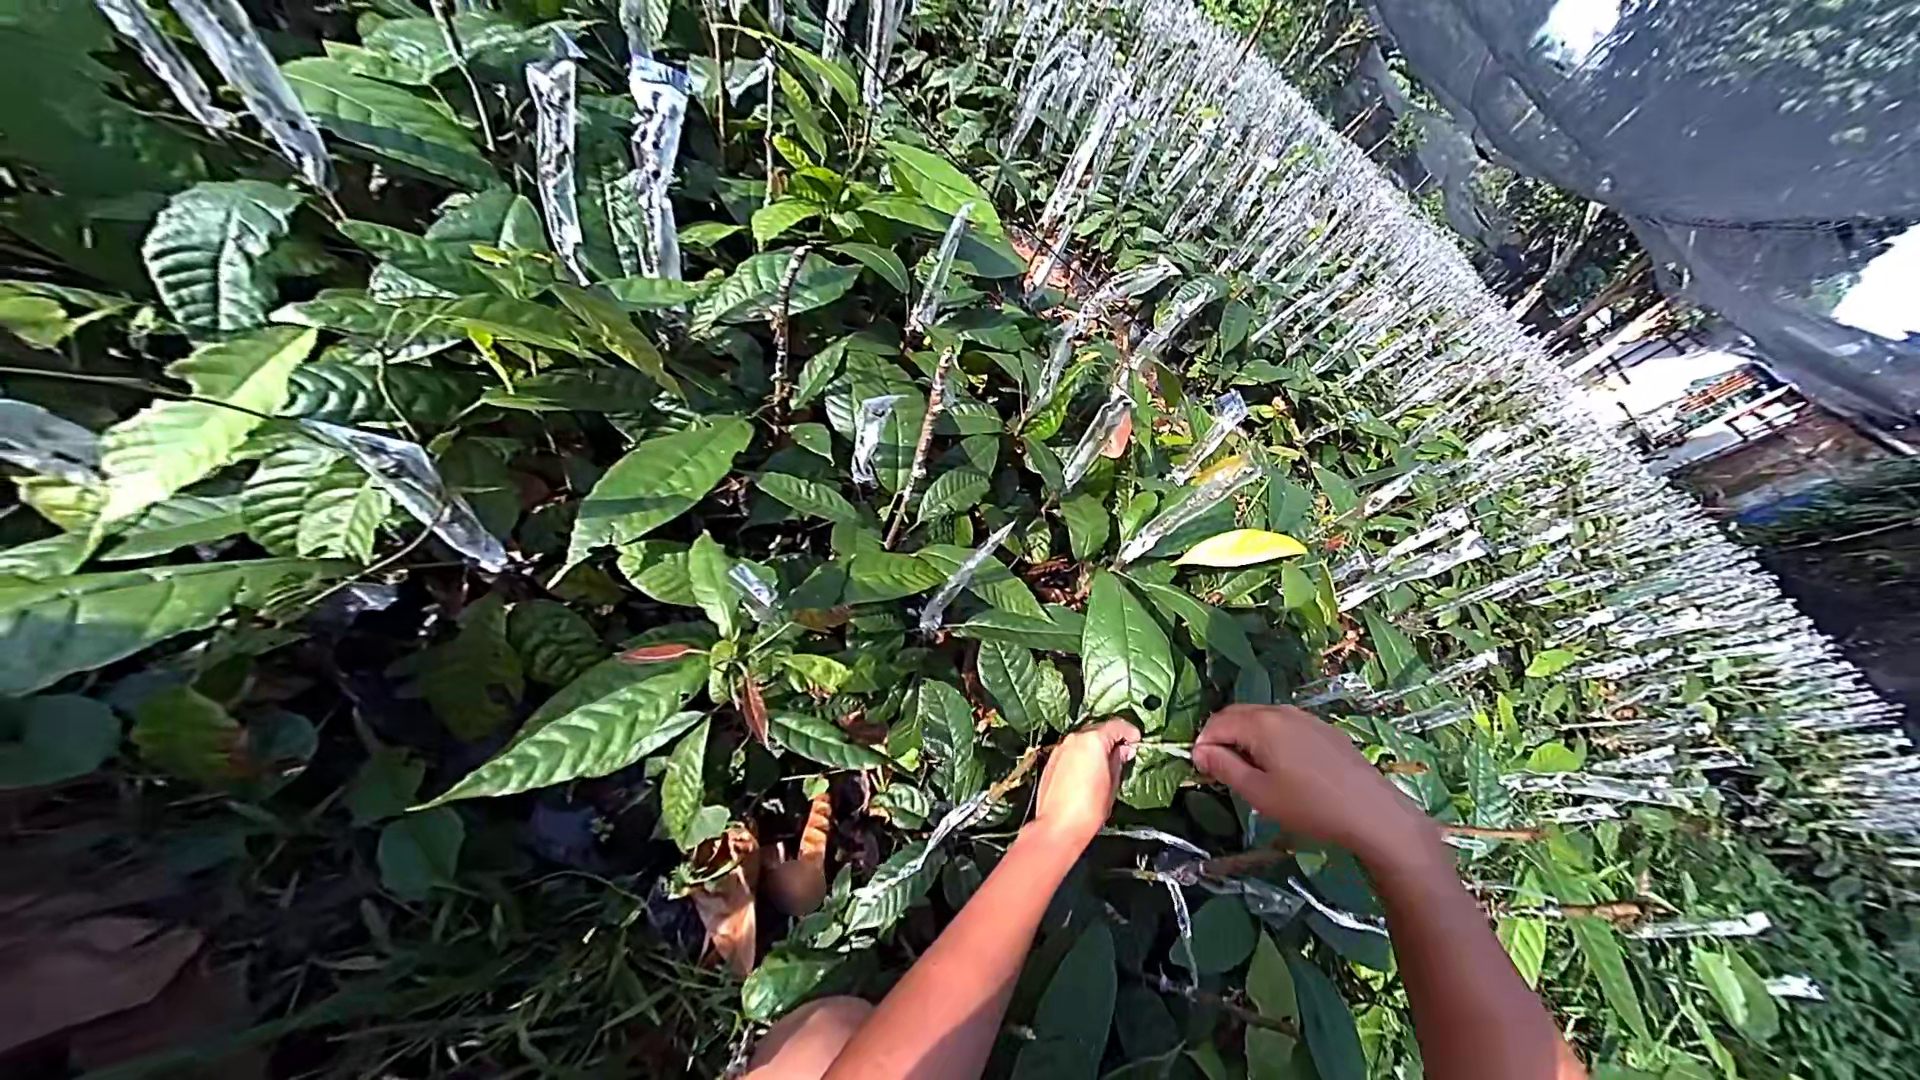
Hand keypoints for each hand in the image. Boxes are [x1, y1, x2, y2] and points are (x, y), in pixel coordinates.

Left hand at [1030, 719, 1140, 848]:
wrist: (1058, 826)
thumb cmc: (1089, 808)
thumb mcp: (1112, 783)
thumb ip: (1118, 761)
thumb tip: (1123, 750)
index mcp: (1092, 741)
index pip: (1115, 726)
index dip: (1128, 731)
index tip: (1136, 738)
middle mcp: (1074, 739)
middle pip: (1097, 729)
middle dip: (1112, 737)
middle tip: (1125, 750)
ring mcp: (1060, 748)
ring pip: (1083, 740)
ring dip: (1096, 745)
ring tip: (1108, 760)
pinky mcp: (1052, 760)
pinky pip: (1071, 750)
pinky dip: (1083, 754)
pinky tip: (1090, 768)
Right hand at [1192, 705, 1436, 866]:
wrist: (1377, 816)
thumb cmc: (1311, 807)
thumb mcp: (1259, 794)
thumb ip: (1224, 767)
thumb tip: (1199, 751)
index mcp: (1260, 723)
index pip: (1215, 724)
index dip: (1202, 745)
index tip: (1202, 770)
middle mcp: (1279, 711)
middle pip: (1235, 715)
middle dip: (1221, 737)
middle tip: (1221, 769)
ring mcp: (1304, 717)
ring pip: (1260, 718)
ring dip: (1245, 737)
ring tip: (1250, 769)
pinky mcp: (1323, 729)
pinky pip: (1283, 724)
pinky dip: (1269, 738)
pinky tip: (1282, 766)